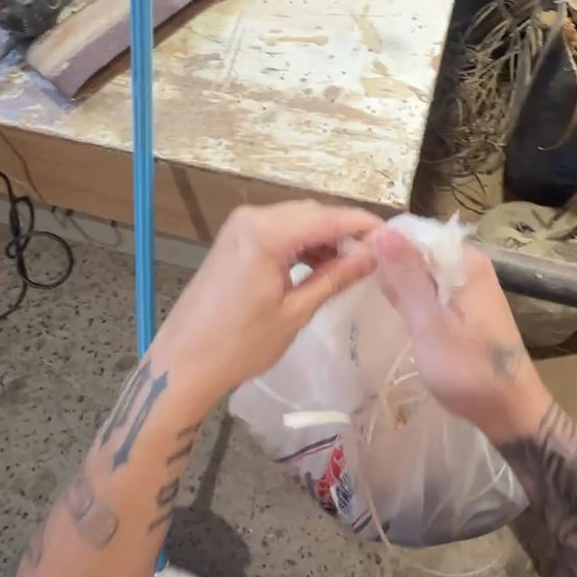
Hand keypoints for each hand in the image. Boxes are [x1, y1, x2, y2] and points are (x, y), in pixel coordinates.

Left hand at [151, 201, 382, 404]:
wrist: (183, 363)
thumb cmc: (240, 344)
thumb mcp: (295, 313)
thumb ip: (335, 278)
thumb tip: (371, 257)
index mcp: (267, 233)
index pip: (328, 218)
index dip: (363, 225)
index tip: (393, 236)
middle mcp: (253, 217)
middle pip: (312, 213)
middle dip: (344, 231)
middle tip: (374, 257)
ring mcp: (241, 226)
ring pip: (296, 219)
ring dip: (323, 238)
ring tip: (350, 266)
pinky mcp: (235, 238)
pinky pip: (279, 229)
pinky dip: (302, 243)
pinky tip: (319, 265)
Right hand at [371, 225, 551, 441]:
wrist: (510, 411)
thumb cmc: (468, 369)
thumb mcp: (430, 323)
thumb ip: (407, 276)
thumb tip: (382, 231)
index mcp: (465, 260)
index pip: (415, 231)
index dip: (383, 240)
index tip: (355, 257)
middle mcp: (468, 265)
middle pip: (418, 248)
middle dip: (389, 260)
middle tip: (355, 279)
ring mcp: (466, 286)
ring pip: (422, 269)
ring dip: (398, 279)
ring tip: (366, 289)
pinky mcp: (463, 306)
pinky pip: (430, 288)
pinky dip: (412, 295)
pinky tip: (392, 305)